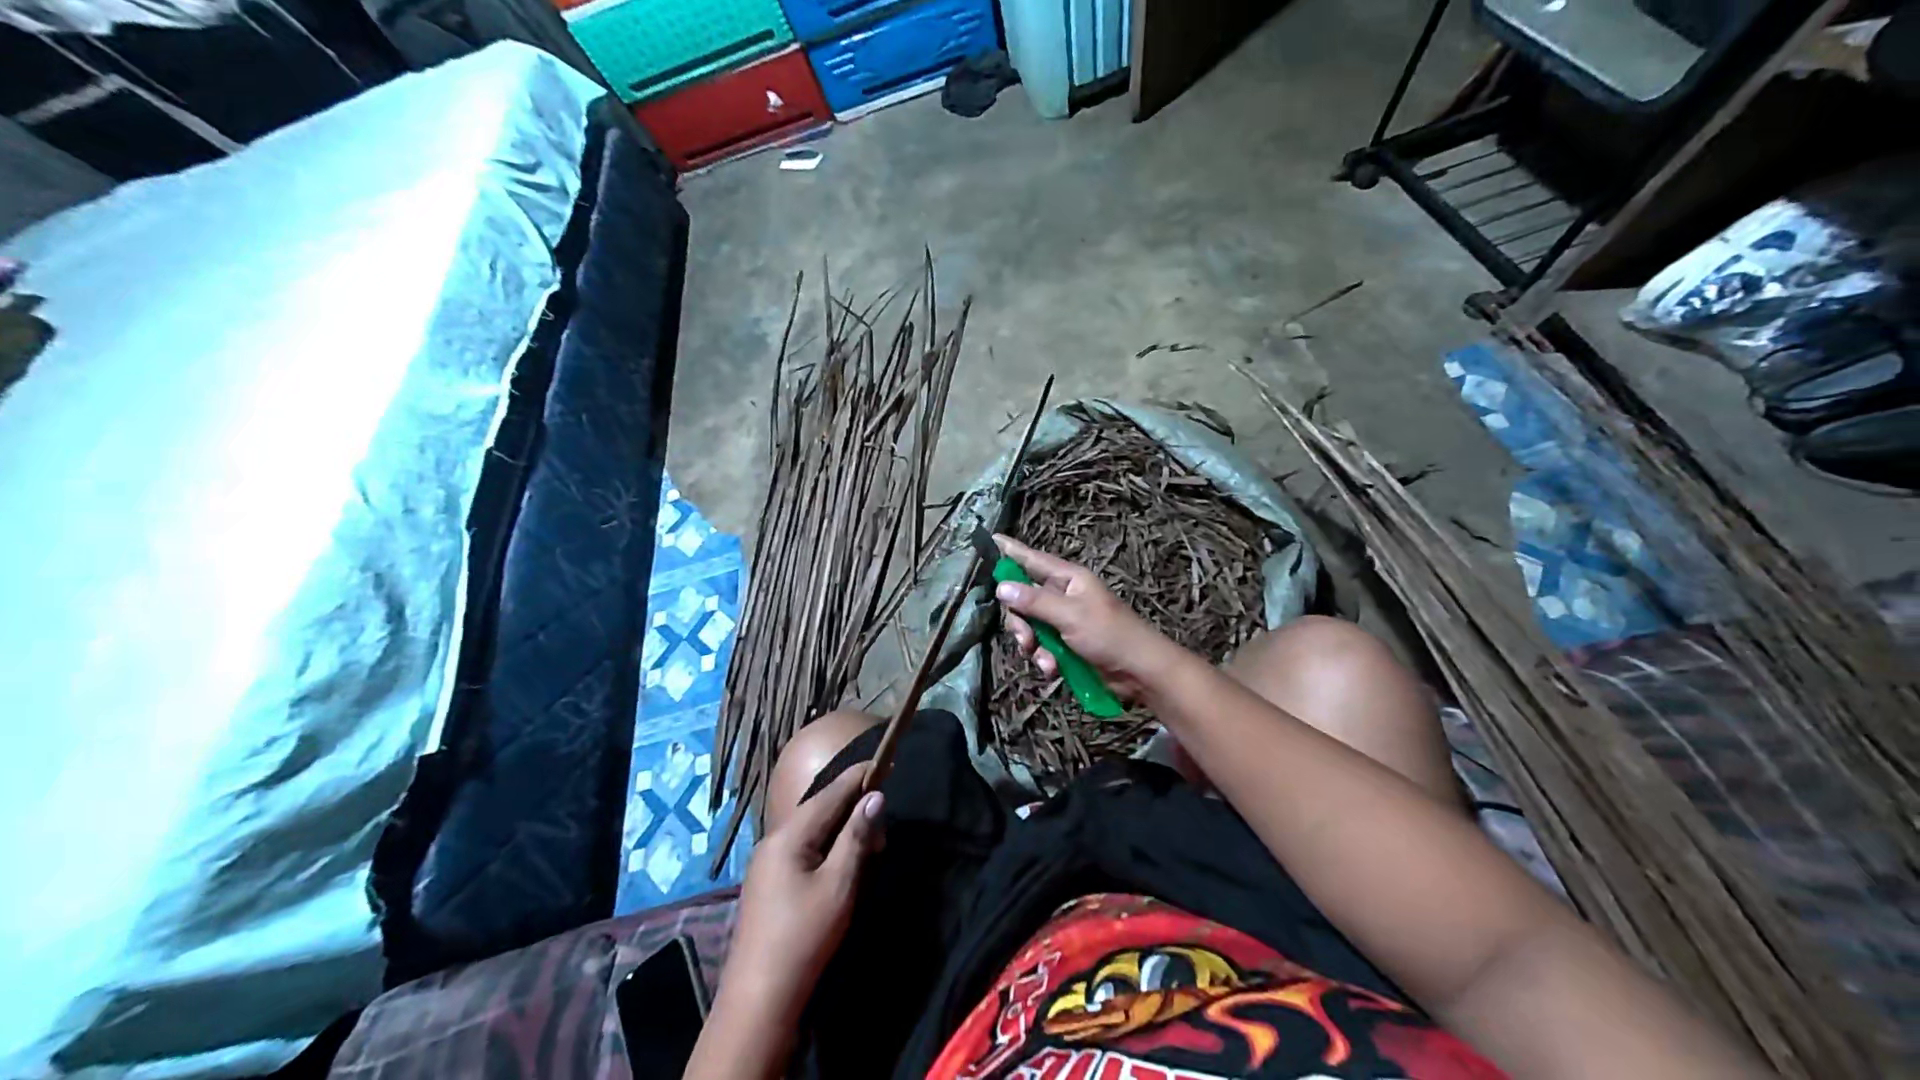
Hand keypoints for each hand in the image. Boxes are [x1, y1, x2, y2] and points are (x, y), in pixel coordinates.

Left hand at [724, 765, 884, 1017]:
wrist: (759, 997)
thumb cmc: (804, 936)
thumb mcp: (839, 884)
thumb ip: (856, 836)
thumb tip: (875, 796)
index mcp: (789, 835)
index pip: (829, 793)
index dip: (858, 778)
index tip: (885, 764)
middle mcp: (773, 840)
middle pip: (819, 809)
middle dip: (852, 808)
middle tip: (883, 827)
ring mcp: (766, 863)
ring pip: (811, 830)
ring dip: (841, 830)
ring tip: (869, 846)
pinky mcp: (768, 883)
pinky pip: (802, 849)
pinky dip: (826, 847)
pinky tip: (841, 864)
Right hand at [991, 535, 1184, 701]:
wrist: (1140, 672)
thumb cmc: (1110, 635)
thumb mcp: (1070, 615)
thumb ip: (1034, 601)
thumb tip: (1001, 587)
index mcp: (1069, 579)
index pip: (1032, 559)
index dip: (1011, 551)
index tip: (989, 541)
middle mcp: (1063, 596)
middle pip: (1023, 599)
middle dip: (1020, 622)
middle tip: (1025, 640)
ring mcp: (1064, 621)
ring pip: (1029, 626)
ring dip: (1032, 645)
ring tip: (1044, 661)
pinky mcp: (1065, 644)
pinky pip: (1041, 646)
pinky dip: (1043, 658)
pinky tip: (1052, 669)